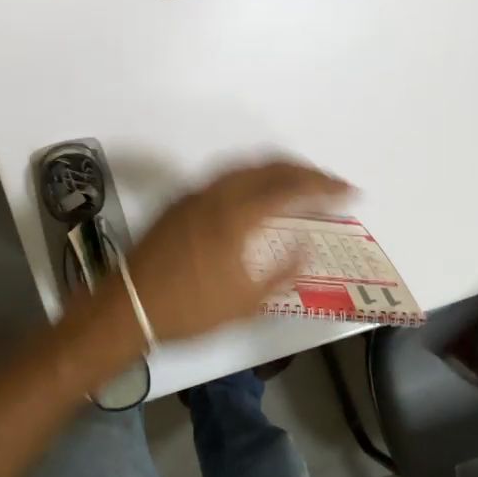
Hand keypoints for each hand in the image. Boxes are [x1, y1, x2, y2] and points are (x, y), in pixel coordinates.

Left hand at [119, 161, 350, 342]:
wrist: (127, 306)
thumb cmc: (189, 310)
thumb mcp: (245, 303)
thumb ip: (282, 273)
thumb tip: (306, 248)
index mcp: (237, 215)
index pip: (291, 188)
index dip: (326, 188)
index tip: (350, 192)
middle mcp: (216, 194)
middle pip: (269, 166)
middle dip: (305, 171)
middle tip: (330, 184)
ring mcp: (194, 194)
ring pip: (244, 166)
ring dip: (276, 169)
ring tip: (298, 182)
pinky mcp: (179, 202)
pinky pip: (224, 175)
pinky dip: (251, 175)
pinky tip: (256, 192)